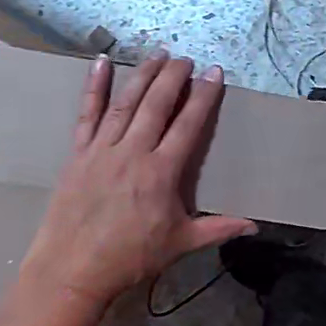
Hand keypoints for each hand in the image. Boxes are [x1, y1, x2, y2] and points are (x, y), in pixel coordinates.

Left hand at [19, 52, 257, 310]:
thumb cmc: (130, 258)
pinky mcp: (78, 153)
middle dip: (173, 77)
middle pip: (156, 105)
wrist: (72, 270)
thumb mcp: (179, 244)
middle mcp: (133, 152)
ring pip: (126, 103)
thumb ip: (217, 228)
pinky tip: (101, 63)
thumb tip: (254, 225)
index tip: (213, 73)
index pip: (187, 125)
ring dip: (143, 75)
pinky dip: (94, 87)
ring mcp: (102, 149)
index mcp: (161, 172)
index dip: (203, 97)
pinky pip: (87, 114)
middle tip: (186, 59)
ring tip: (158, 55)